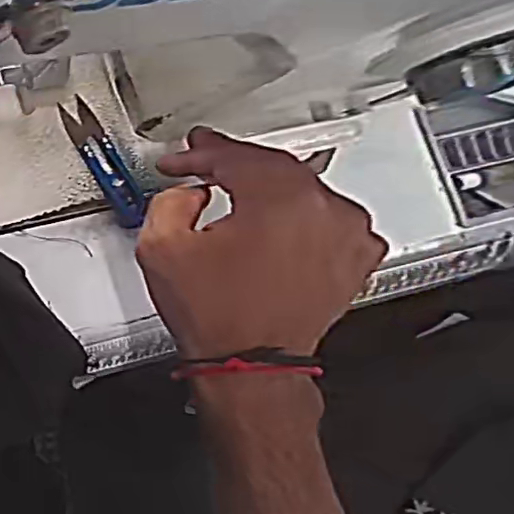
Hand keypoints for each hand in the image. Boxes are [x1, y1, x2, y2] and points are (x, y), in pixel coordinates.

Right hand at [137, 128, 386, 359]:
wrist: (249, 360)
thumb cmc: (214, 314)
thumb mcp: (159, 249)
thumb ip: (168, 203)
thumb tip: (187, 193)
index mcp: (279, 201)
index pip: (238, 157)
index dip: (201, 152)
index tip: (182, 156)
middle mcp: (326, 210)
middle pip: (275, 167)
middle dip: (234, 162)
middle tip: (204, 160)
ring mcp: (348, 234)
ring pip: (301, 191)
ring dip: (264, 188)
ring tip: (232, 194)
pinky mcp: (354, 256)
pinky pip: (323, 219)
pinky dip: (293, 215)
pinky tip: (268, 225)